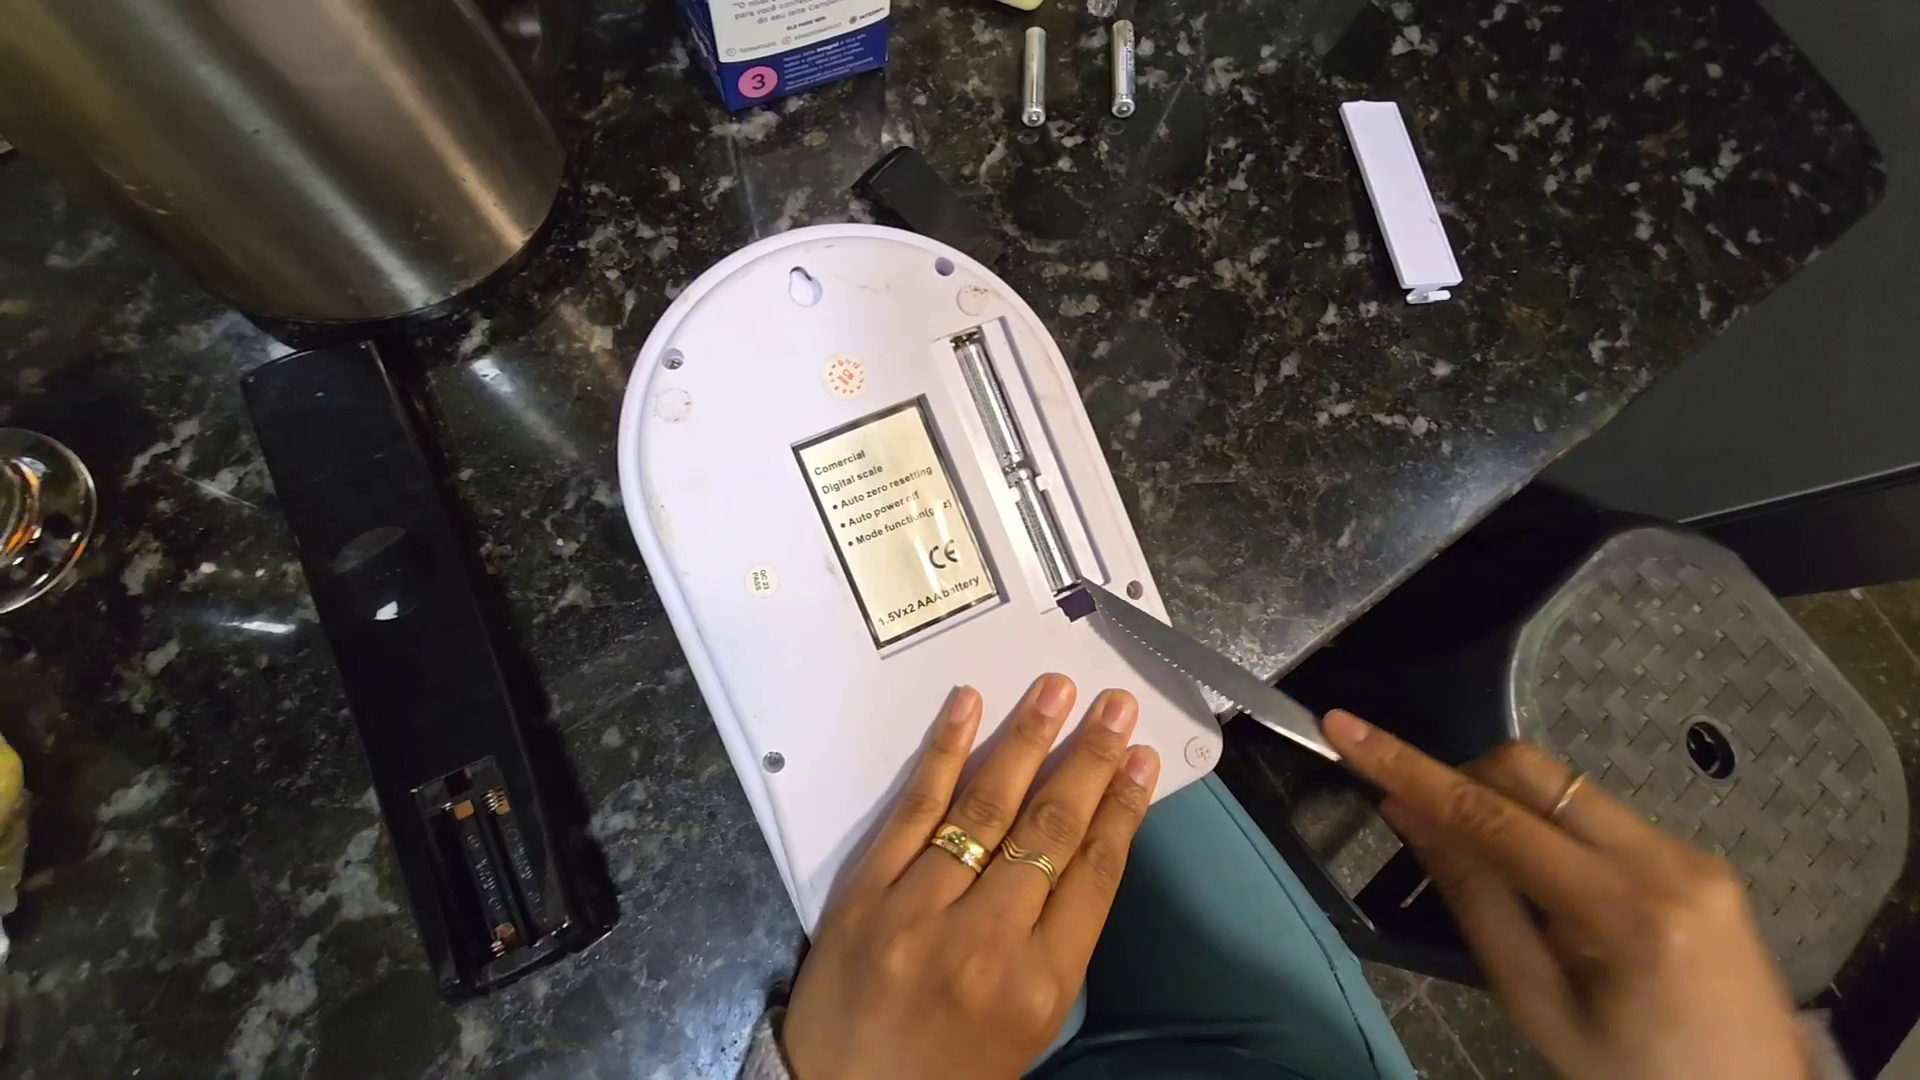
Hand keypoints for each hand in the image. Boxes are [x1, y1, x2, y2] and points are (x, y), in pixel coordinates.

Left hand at [783, 674, 1161, 1079]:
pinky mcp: (866, 887)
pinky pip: (915, 807)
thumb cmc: (953, 1067)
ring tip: (1057, 690)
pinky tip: (969, 705)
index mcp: (1039, 985)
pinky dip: (945, 751)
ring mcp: (919, 907)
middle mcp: (985, 939)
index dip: (1123, 807)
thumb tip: (1086, 836)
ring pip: (986, 805)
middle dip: (1089, 759)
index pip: (1094, 872)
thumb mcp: (1031, 1021)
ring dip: (1027, 739)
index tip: (1142, 757)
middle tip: (1116, 705)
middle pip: (1049, 828)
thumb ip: (1059, 935)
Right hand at [1323, 710, 1809, 1079]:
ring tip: (1488, 859)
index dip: (1406, 767)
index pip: (1488, 816)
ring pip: (1557, 780)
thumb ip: (1470, 896)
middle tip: (1431, 825)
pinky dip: (1538, 818)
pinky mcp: (1695, 857)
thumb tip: (1404, 811)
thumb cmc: (1630, 1075)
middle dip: (1459, 777)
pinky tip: (1539, 871)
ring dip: (1498, 798)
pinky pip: (1589, 806)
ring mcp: (1690, 853)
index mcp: (1623, 912)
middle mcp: (1666, 861)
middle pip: (1527, 770)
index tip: (1343, 727)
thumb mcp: (1533, 1001)